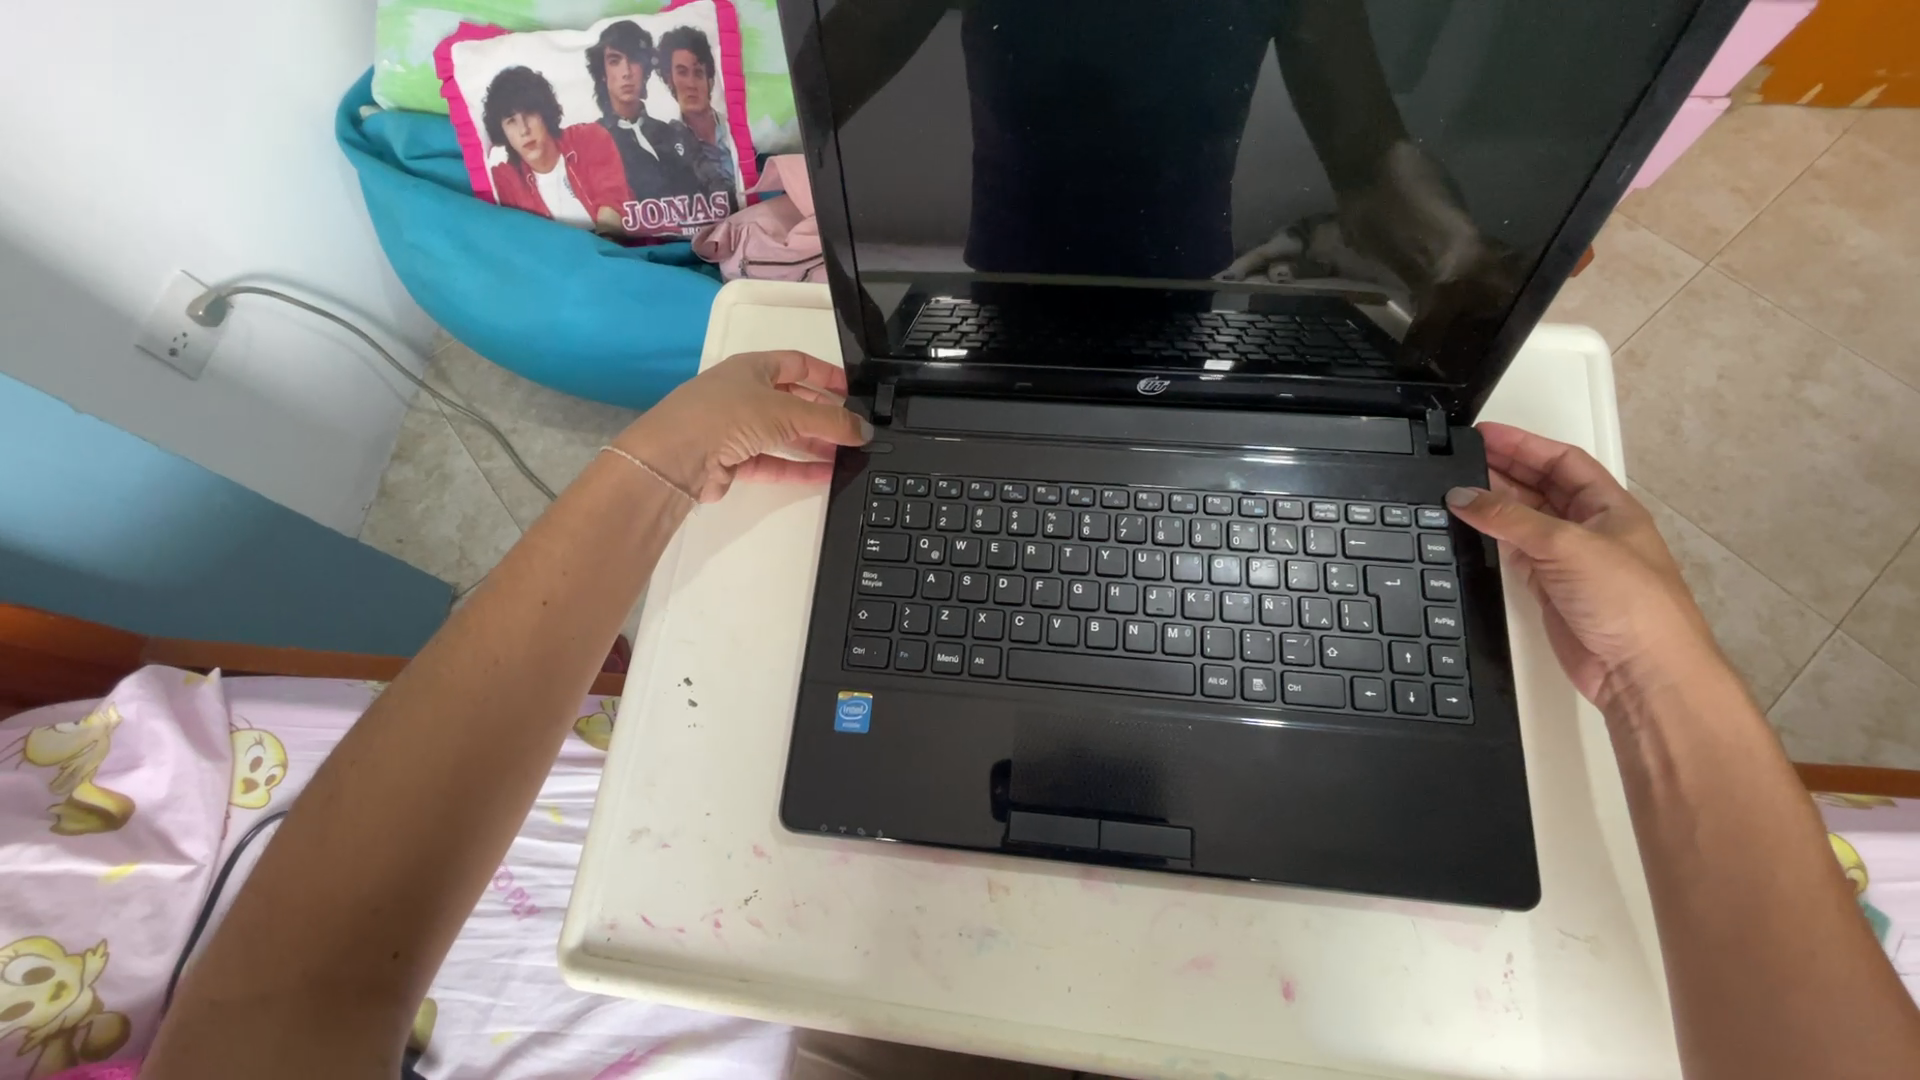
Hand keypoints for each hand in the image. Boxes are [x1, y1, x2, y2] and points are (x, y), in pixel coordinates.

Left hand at [615, 351, 872, 502]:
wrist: (675, 457)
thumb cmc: (727, 415)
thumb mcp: (787, 411)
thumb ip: (830, 421)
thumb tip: (864, 430)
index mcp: (753, 368)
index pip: (798, 364)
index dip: (826, 375)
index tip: (853, 392)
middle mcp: (744, 394)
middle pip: (794, 402)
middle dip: (824, 415)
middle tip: (854, 429)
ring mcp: (737, 429)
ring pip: (784, 435)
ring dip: (814, 444)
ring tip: (847, 455)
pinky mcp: (734, 461)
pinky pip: (774, 462)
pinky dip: (798, 468)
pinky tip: (826, 475)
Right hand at [1444, 423, 1726, 710]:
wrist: (1640, 668)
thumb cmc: (1629, 603)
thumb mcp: (1566, 546)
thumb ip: (1509, 518)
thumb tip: (1463, 496)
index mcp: (1610, 507)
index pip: (1562, 462)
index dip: (1525, 445)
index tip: (1485, 434)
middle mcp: (1588, 528)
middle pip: (1540, 486)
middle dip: (1503, 468)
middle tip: (1461, 457)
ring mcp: (1566, 558)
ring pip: (1522, 518)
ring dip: (1491, 503)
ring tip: (1455, 488)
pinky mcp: (1547, 586)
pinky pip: (1511, 549)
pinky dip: (1488, 536)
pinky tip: (1468, 527)